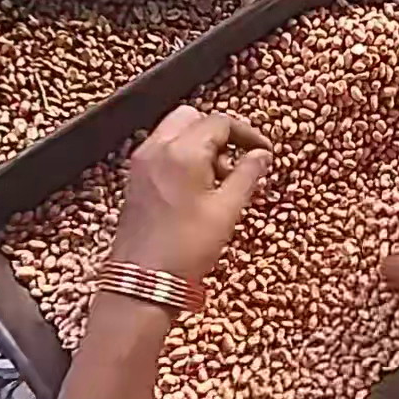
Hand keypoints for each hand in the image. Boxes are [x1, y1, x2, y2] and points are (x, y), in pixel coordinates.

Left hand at [111, 105, 272, 280]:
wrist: (144, 279)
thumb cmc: (188, 246)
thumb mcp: (227, 210)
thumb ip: (247, 175)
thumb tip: (262, 155)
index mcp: (182, 152)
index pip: (220, 122)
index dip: (248, 134)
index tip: (264, 153)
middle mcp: (157, 148)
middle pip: (194, 118)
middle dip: (220, 135)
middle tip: (238, 164)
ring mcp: (141, 163)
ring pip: (175, 133)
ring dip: (201, 146)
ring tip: (220, 182)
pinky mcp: (135, 179)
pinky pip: (162, 152)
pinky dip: (183, 157)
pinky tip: (197, 190)